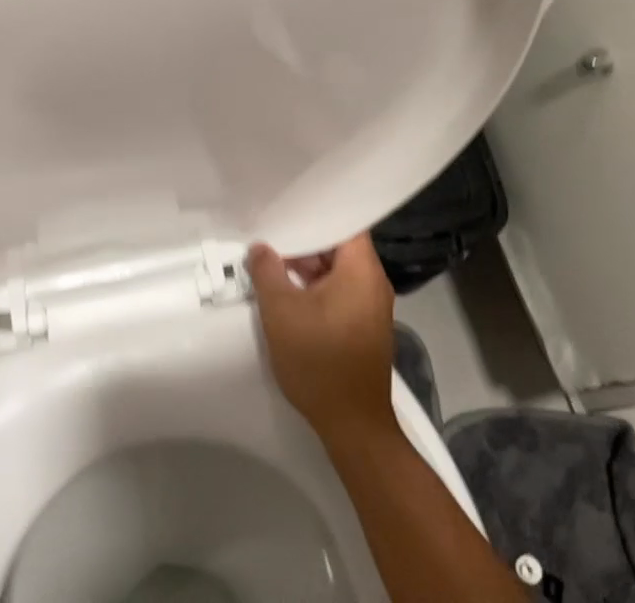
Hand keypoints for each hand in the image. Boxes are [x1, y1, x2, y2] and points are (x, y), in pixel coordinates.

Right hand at [246, 233, 396, 445]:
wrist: (352, 422)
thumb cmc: (319, 360)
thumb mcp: (281, 312)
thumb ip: (267, 272)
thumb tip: (261, 248)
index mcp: (362, 270)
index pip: (346, 223)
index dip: (317, 214)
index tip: (287, 212)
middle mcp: (374, 283)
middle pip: (340, 247)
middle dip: (305, 244)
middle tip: (271, 239)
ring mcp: (372, 306)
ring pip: (338, 272)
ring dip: (308, 269)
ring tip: (273, 266)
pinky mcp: (365, 327)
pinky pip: (341, 293)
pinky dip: (317, 289)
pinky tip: (289, 296)